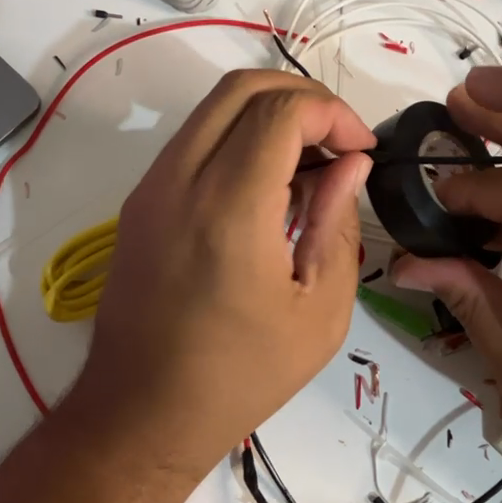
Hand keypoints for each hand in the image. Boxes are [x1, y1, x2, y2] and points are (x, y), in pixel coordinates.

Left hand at [69, 70, 375, 474]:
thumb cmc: (240, 377)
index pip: (282, 111)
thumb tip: (350, 165)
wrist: (141, 413)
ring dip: (269, 116)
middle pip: (242, 88)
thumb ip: (338, 224)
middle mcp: (180, 181)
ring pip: (213, 108)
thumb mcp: (318, 312)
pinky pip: (193, 139)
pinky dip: (237, 138)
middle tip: (339, 144)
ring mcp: (151, 187)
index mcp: (229, 210)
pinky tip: (267, 188)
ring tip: (309, 167)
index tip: (362, 151)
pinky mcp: (139, 201)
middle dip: (303, 99)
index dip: (333, 114)